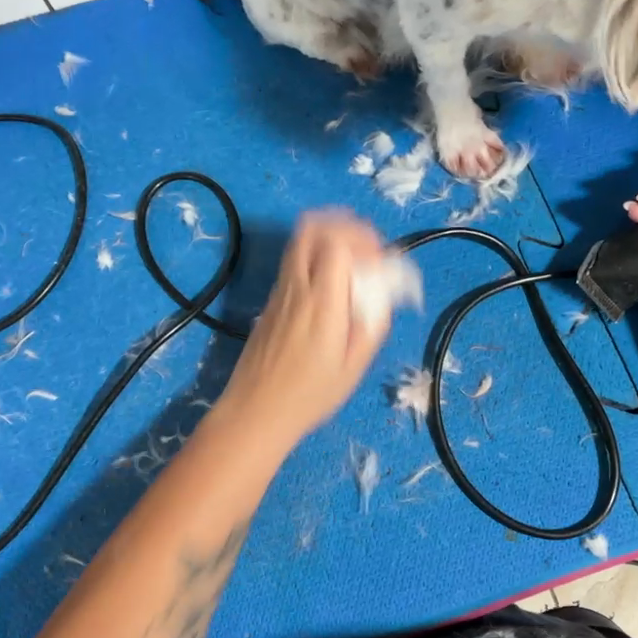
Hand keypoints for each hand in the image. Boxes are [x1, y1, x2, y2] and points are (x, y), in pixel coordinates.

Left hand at [218, 210, 392, 444]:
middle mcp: (296, 287)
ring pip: (299, 241)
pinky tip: (329, 285)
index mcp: (321, 302)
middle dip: (343, 226)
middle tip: (365, 250)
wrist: (255, 411)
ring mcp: (279, 291)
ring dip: (328, 239)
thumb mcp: (354, 366)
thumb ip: (372, 324)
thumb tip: (382, 294)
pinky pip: (293, 262)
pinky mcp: (270, 301)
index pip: (336, 242)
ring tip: (350, 263)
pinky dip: (315, 257)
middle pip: (311, 227)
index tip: (379, 260)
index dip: (362, 239)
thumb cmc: (310, 395)